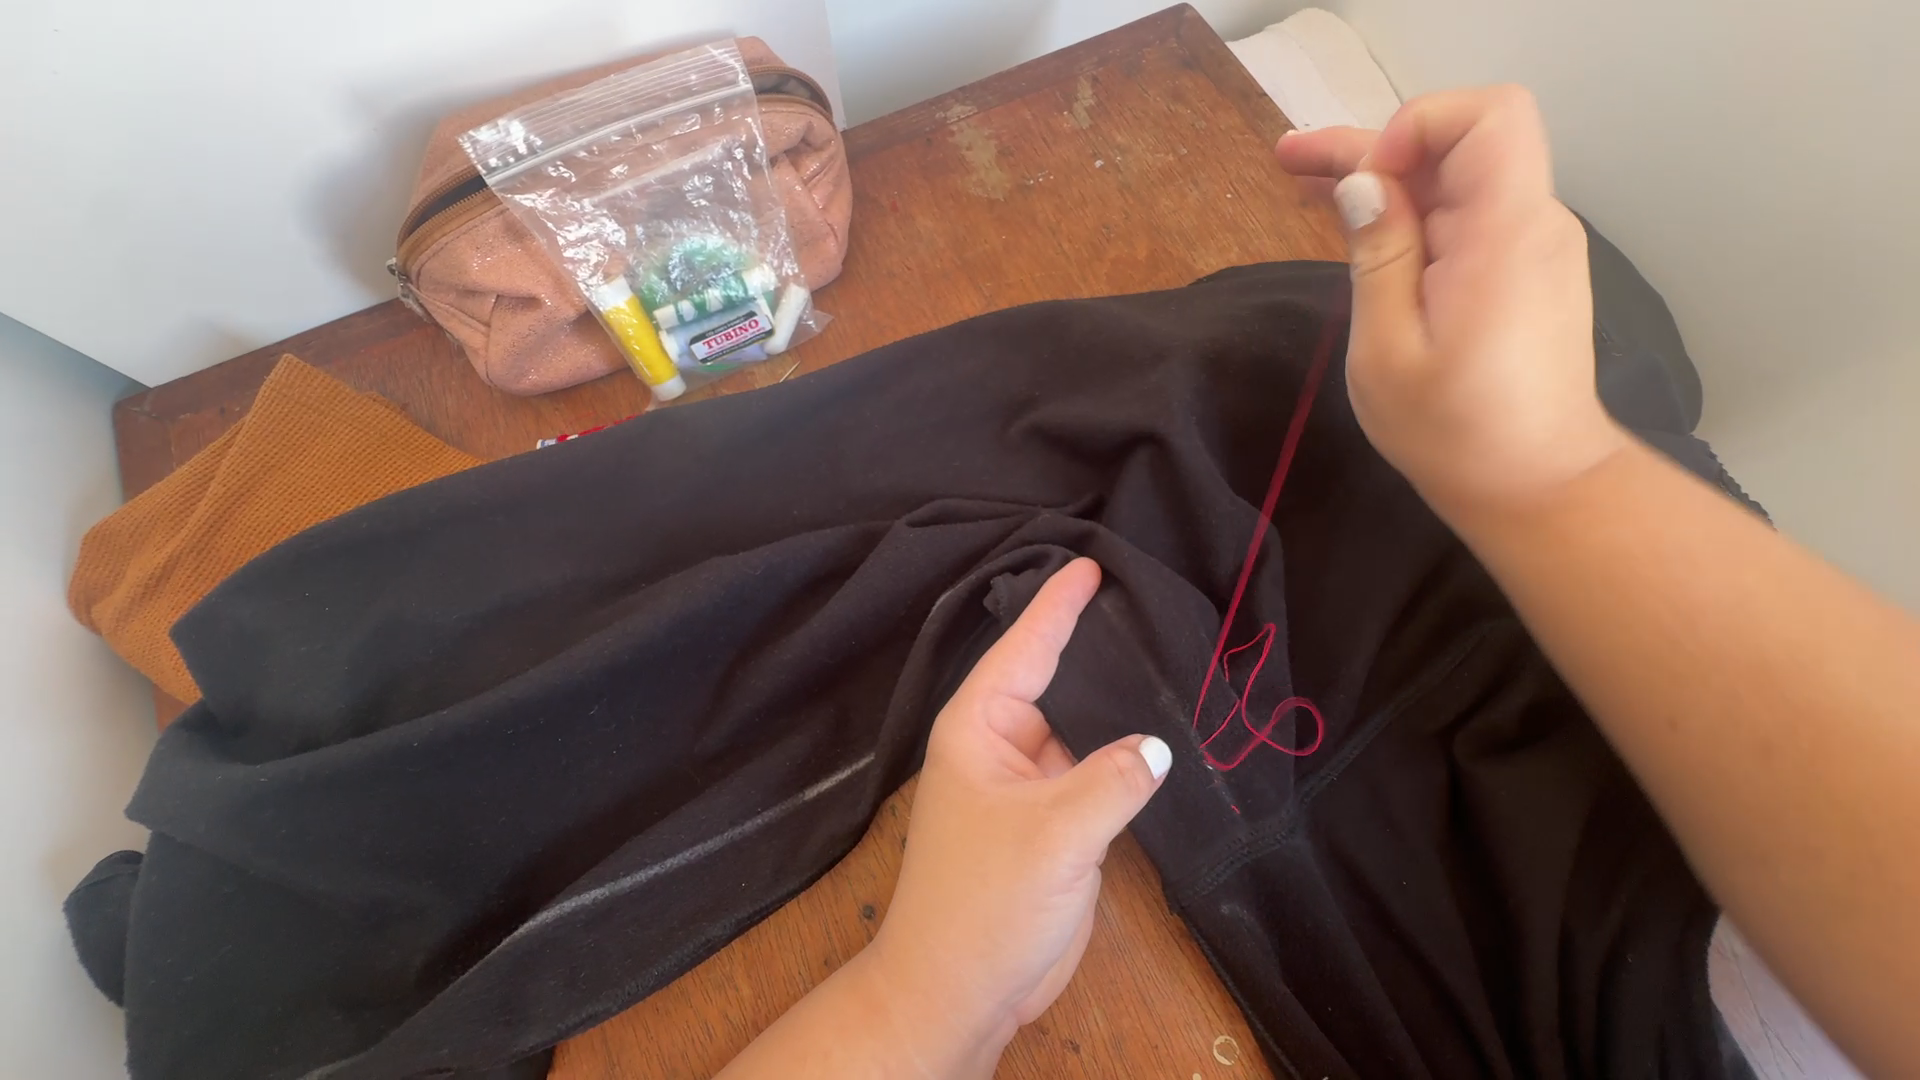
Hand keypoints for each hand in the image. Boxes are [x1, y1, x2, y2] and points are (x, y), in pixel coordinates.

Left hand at [866, 558, 1170, 1057]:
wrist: (963, 989)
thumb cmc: (986, 901)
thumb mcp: (1052, 835)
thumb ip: (1111, 781)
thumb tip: (1158, 744)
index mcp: (980, 725)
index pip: (1025, 647)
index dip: (1058, 605)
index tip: (1092, 563)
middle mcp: (1003, 742)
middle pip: (1055, 677)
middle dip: (1095, 644)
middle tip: (1149, 599)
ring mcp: (1031, 781)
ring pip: (1080, 724)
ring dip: (1115, 700)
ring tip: (1170, 655)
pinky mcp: (1055, 817)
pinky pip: (1094, 767)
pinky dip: (1124, 750)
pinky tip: (1164, 733)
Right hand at [1275, 86, 1629, 514]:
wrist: (1529, 480)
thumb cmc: (1450, 429)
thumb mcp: (1388, 349)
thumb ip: (1378, 257)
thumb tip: (1363, 182)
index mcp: (1502, 236)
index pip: (1486, 117)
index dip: (1414, 128)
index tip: (1361, 185)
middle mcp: (1528, 223)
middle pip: (1458, 145)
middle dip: (1372, 146)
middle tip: (1289, 159)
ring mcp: (1525, 247)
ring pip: (1453, 182)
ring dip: (1381, 180)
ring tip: (1303, 184)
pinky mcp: (1513, 272)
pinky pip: (1458, 220)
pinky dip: (1405, 214)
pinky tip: (1354, 225)